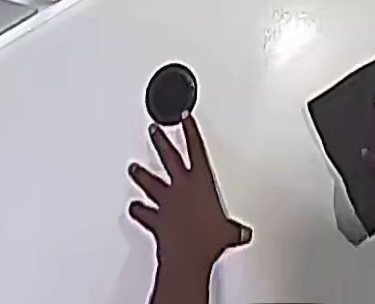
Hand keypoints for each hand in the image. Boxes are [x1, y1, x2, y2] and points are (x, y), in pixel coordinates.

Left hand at [128, 114, 252, 279]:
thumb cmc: (209, 239)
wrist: (188, 258)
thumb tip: (242, 234)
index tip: (184, 117)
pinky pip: (144, 212)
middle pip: (169, 157)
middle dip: (161, 140)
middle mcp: (181, 186)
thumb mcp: (228, 231)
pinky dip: (138, 210)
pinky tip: (132, 206)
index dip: (190, 129)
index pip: (196, 147)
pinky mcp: (155, 219)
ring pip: (151, 182)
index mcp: (201, 179)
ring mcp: (166, 201)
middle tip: (154, 129)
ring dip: (141, 175)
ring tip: (133, 166)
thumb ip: (233, 230)